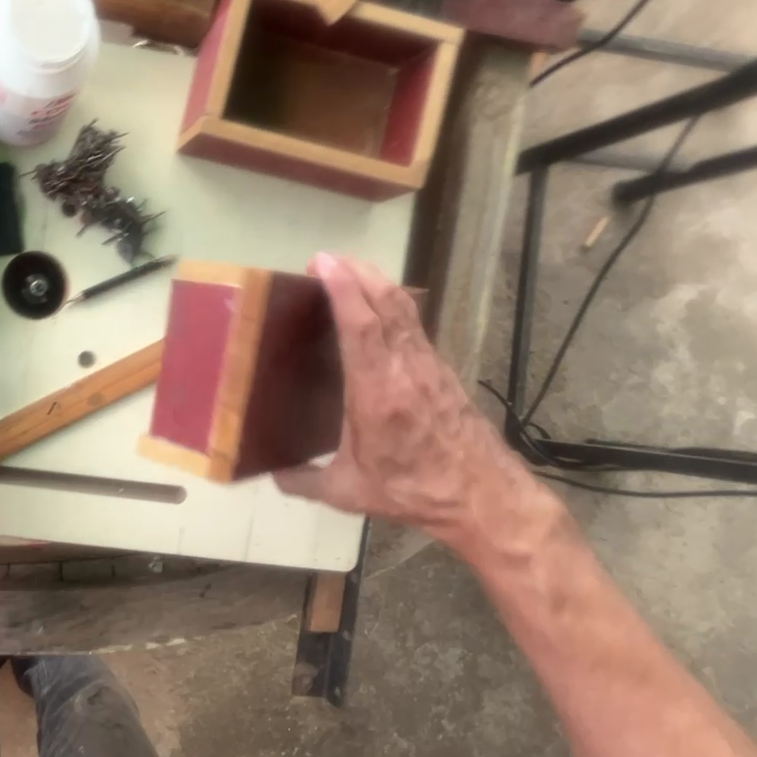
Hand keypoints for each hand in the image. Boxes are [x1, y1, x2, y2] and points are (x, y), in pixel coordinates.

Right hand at [274, 253, 555, 556]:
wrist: (483, 495)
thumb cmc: (413, 490)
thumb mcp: (348, 492)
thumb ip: (305, 482)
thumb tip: (273, 474)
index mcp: (377, 391)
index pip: (361, 324)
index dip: (342, 287)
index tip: (321, 262)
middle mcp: (404, 368)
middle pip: (386, 301)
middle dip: (357, 272)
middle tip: (326, 260)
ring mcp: (427, 365)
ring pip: (404, 308)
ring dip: (376, 283)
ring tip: (349, 272)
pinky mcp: (440, 371)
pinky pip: (413, 324)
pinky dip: (392, 305)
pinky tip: (378, 309)